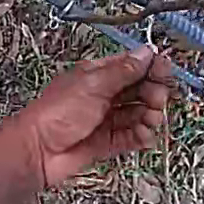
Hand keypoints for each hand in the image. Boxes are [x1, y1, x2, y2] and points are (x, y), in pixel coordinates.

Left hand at [12, 45, 173, 186]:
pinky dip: (142, 136)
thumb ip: (123, 71)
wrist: (37, 151)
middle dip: (154, 93)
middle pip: (140, 90)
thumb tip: (147, 52)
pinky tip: (144, 135)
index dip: (152, 68)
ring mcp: (106, 120)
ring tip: (150, 119)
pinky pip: (132, 137)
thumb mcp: (92, 85)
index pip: (133, 66)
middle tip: (156, 99)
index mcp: (98, 75)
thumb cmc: (57, 113)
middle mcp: (104, 96)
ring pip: (139, 114)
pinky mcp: (107, 143)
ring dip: (150, 115)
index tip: (166, 72)